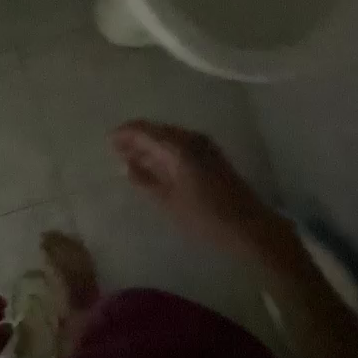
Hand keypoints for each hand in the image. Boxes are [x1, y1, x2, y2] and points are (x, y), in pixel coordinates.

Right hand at [111, 120, 275, 255]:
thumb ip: (145, 180)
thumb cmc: (204, 217)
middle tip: (116, 151)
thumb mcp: (168, 201)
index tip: (108, 141)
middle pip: (157, 131)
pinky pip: (181, 145)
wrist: (249, 227)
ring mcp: (205, 146)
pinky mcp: (212, 156)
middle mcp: (191, 138)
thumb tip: (127, 165)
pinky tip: (156, 166)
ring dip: (150, 145)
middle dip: (136, 139)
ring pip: (169, 138)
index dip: (124, 133)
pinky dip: (165, 151)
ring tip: (131, 159)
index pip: (144, 130)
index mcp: (178, 146)